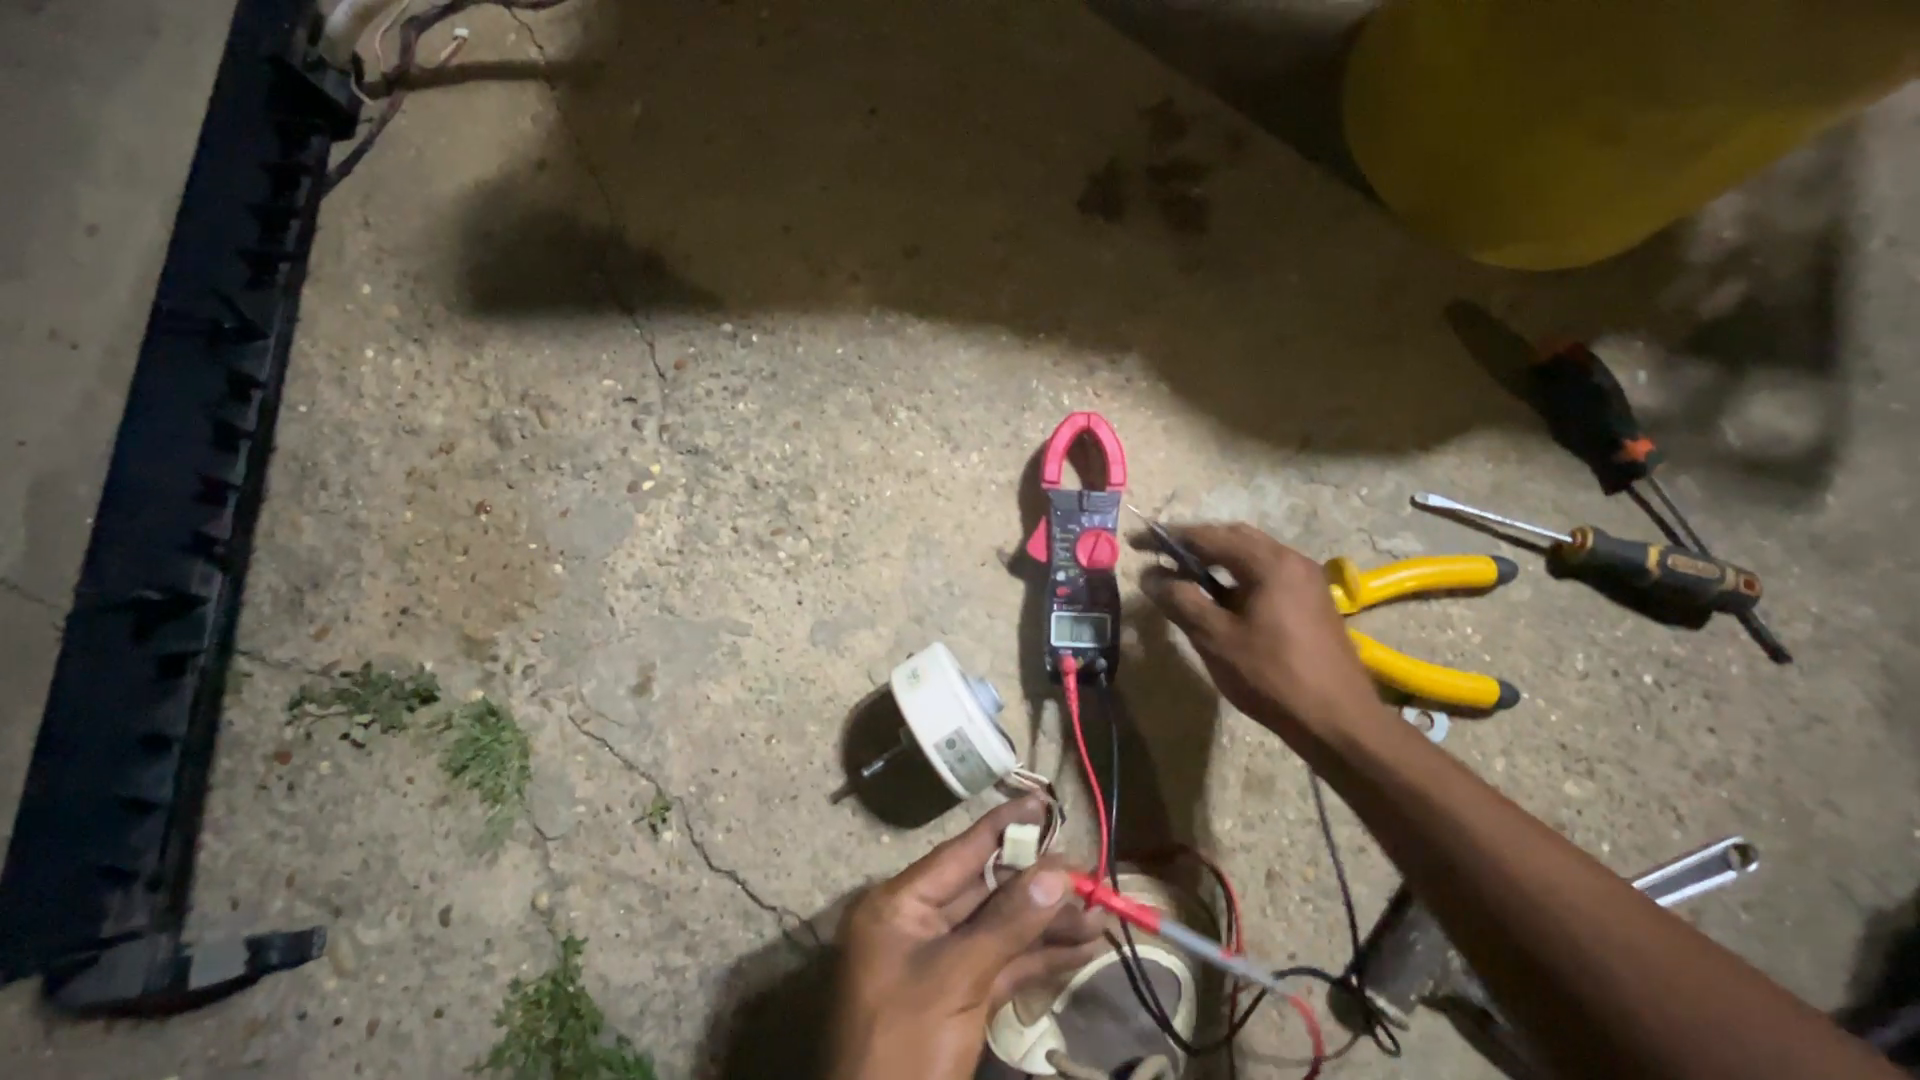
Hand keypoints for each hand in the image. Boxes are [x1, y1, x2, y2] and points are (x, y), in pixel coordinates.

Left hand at [828, 797, 1106, 1079]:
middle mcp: (917, 924)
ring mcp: (939, 962)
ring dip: (1049, 925)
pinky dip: (1040, 959)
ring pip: (1001, 929)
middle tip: (1092, 876)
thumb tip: (1056, 873)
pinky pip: (1003, 965)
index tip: (1045, 803)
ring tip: (1102, 917)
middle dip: (1040, 885)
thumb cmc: (905, 1043)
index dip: (1004, 827)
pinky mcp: (958, 998)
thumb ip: (1007, 924)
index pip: (960, 853)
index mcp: (898, 905)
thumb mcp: (956, 979)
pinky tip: (1083, 951)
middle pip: (986, 890)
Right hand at [1141, 522, 1383, 739]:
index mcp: (1270, 563)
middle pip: (1235, 538)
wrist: (1338, 721)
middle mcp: (1293, 561)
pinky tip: (1219, 600)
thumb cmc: (1272, 677)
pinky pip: (1267, 576)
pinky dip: (1237, 578)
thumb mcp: (1216, 639)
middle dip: (1195, 544)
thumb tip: (1150, 576)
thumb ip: (1181, 601)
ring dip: (1216, 562)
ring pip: (1252, 557)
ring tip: (1183, 579)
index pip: (1210, 537)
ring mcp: (1307, 581)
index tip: (1138, 543)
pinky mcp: (1311, 603)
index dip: (1169, 538)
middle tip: (1160, 557)